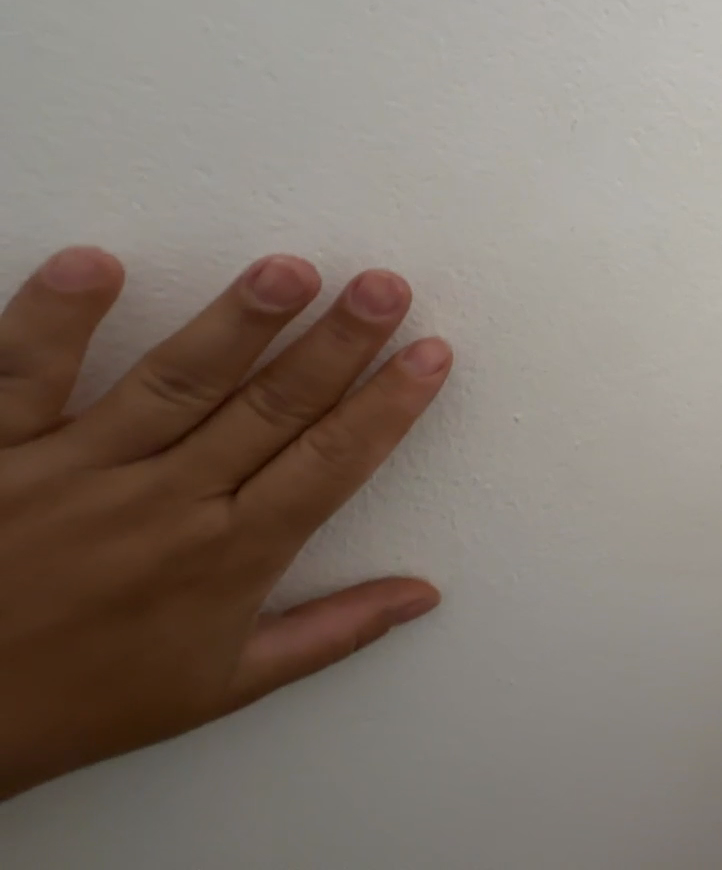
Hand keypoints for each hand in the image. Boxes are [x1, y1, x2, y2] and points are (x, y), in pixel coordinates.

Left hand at [0, 247, 451, 799]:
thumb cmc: (72, 705)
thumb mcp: (221, 686)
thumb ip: (334, 632)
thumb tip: (424, 596)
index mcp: (228, 556)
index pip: (333, 461)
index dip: (390, 404)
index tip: (432, 354)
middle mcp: (162, 506)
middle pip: (273, 407)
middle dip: (339, 342)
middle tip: (384, 287)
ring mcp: (68, 475)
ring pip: (175, 384)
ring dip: (237, 323)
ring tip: (288, 270)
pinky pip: (15, 380)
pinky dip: (52, 323)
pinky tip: (96, 265)